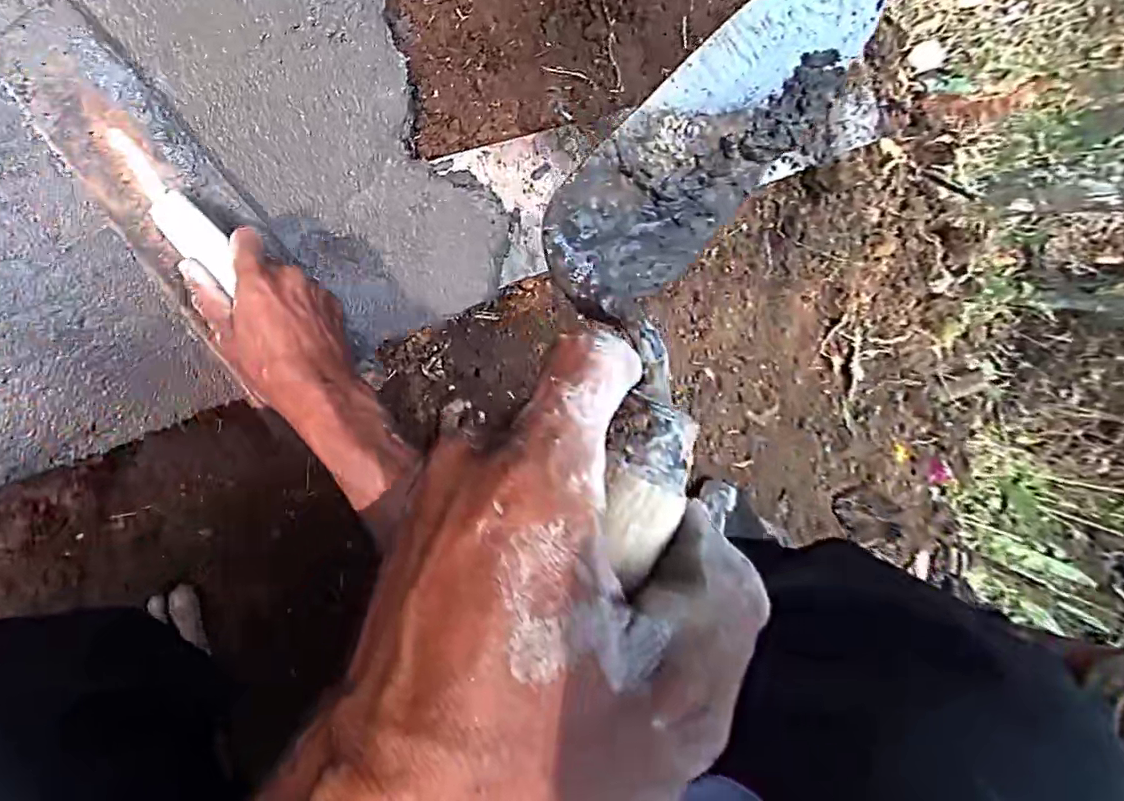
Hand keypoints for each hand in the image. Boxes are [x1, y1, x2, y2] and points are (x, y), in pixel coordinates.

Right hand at [183, 227, 414, 519]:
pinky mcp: (331, 302)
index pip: (245, 240)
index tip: (232, 259)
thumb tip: (194, 273)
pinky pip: (311, 298)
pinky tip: (298, 337)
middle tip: (252, 316)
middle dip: (260, 286)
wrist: (320, 389)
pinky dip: (305, 311)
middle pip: (269, 268)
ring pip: (291, 284)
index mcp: (256, 281)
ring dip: (284, 300)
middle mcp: (287, 277)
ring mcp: (312, 288)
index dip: (238, 248)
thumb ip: (211, 299)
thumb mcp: (230, 341)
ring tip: (278, 333)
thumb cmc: (273, 371)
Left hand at [262, 329, 766, 800]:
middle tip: (612, 535)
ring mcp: (427, 483)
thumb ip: (719, 589)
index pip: (582, 365)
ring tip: (559, 572)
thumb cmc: (541, 745)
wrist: (404, 773)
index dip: (622, 364)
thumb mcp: (677, 696)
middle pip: (550, 418)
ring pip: (507, 452)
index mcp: (537, 479)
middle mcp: (471, 459)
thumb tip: (696, 522)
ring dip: (540, 488)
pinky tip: (511, 580)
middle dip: (590, 458)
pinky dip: (501, 505)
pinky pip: (471, 482)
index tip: (641, 390)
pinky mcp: (404, 514)